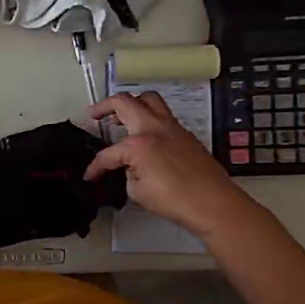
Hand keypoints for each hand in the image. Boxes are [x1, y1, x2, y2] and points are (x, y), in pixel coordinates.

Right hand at [86, 92, 260, 237]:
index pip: (108, 153)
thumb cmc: (177, 199)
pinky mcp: (186, 134)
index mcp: (138, 144)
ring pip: (149, 99)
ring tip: (121, 115)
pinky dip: (150, 117)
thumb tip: (131, 168)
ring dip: (131, 103)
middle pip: (124, 102)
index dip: (96, 166)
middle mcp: (154, 128)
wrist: (213, 203)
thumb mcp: (138, 191)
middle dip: (104, 106)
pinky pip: (164, 115)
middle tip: (94, 114)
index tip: (91, 175)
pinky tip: (145, 133)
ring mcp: (173, 128)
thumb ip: (128, 173)